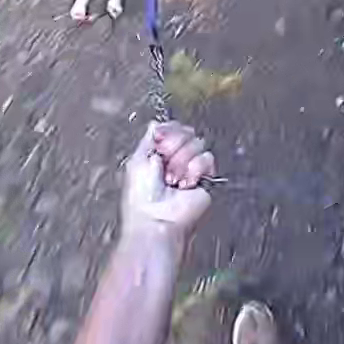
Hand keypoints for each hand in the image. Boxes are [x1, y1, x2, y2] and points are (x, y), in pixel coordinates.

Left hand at [120, 121, 215, 248]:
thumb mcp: (136, 161)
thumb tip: (156, 123)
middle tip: (164, 166)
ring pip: (198, 144)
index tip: (159, 144)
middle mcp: (176, 159)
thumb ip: (149, 138)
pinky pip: (207, 158)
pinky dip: (195, 170)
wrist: (156, 219)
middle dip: (174, 147)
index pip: (173, 128)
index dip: (168, 133)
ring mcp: (191, 167)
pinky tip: (186, 183)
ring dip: (183, 162)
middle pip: (186, 133)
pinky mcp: (206, 176)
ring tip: (174, 180)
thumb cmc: (141, 197)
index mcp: (158, 154)